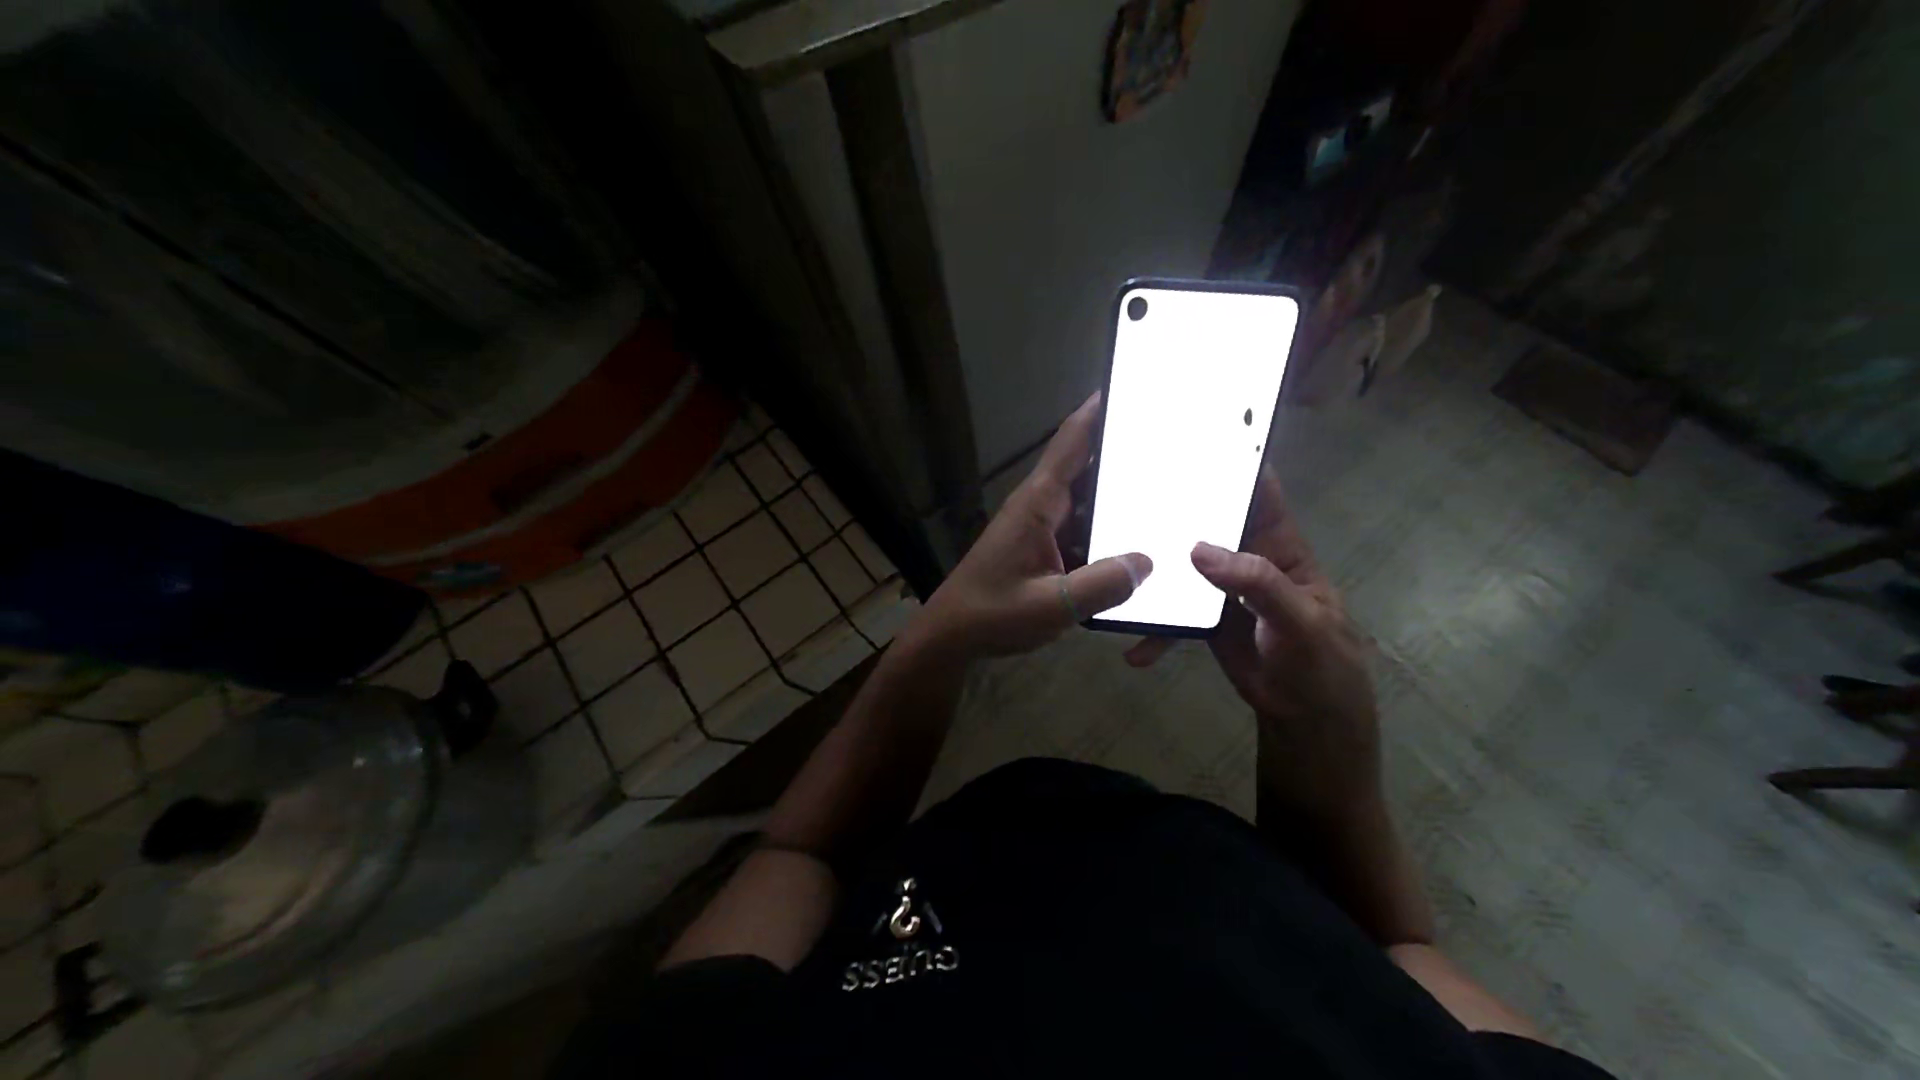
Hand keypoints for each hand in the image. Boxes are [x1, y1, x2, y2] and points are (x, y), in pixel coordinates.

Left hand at [914, 392, 1151, 660]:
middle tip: (1173, 438)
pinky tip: (1138, 535)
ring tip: (1168, 483)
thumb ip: (1100, 585)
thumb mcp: (1051, 605)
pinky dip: (1108, 525)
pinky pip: (1083, 527)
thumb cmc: (992, 614)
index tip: (1131, 384)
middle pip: (1086, 466)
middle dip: (1124, 451)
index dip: (1098, 411)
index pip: (1071, 443)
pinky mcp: (1043, 549)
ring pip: (1087, 499)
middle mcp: (1039, 506)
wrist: (951, 637)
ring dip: (1120, 491)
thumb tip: (1148, 561)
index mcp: (1037, 504)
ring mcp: (1040, 528)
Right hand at [1124, 471, 1379, 820]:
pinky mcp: (1200, 617)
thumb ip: (1257, 583)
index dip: (1230, 461)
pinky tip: (1134, 651)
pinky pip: (1170, 613)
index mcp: (1278, 543)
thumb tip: (1198, 550)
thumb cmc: (1322, 662)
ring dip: (1151, 566)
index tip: (1189, 436)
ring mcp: (1218, 587)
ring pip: (1179, 564)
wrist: (1307, 716)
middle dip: (1172, 506)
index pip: (1256, 490)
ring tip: (1113, 565)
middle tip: (1125, 489)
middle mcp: (1244, 555)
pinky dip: (1152, 629)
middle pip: (1205, 520)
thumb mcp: (1301, 620)